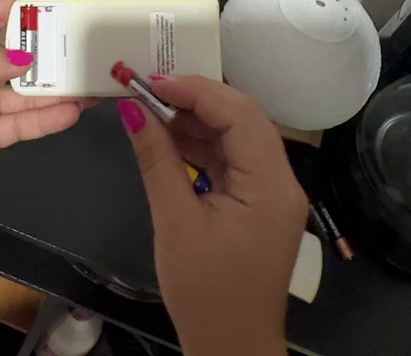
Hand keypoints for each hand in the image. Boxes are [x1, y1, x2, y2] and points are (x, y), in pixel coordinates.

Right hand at [121, 76, 305, 355]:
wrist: (231, 352)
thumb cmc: (205, 293)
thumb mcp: (174, 222)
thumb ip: (156, 159)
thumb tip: (131, 108)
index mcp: (271, 185)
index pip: (239, 115)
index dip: (196, 91)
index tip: (152, 81)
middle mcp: (280, 181)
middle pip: (242, 118)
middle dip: (195, 97)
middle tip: (148, 88)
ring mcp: (269, 191)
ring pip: (235, 134)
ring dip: (194, 119)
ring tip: (150, 108)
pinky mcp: (255, 202)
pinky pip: (229, 157)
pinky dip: (199, 143)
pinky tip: (167, 137)